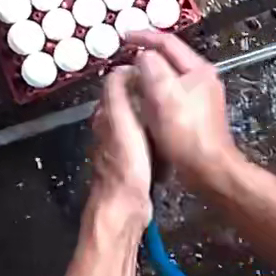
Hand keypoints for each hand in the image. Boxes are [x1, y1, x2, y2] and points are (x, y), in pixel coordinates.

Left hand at [88, 69, 153, 222]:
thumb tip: (122, 68)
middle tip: (167, 92)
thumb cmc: (125, 165)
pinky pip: (147, 143)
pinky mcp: (133, 163)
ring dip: (153, 118)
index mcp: (105, 115)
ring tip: (171, 113)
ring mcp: (121, 147)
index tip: (156, 73)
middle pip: (129, 102)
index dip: (136, 75)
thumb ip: (118, 93)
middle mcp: (109, 128)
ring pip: (139, 122)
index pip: (117, 83)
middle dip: (147, 95)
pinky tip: (167, 142)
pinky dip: (156, 139)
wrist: (124, 207)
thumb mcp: (121, 121)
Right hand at [124, 31, 245, 190]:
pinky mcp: (196, 116)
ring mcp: (201, 98)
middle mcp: (203, 79)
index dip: (144, 37)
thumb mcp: (163, 94)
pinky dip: (154, 94)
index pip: (168, 42)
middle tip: (124, 57)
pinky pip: (171, 95)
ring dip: (149, 76)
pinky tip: (143, 103)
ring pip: (169, 78)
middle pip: (170, 59)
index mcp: (198, 69)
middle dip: (146, 56)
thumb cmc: (186, 133)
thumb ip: (151, 67)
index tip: (124, 36)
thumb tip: (142, 55)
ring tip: (129, 78)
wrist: (209, 170)